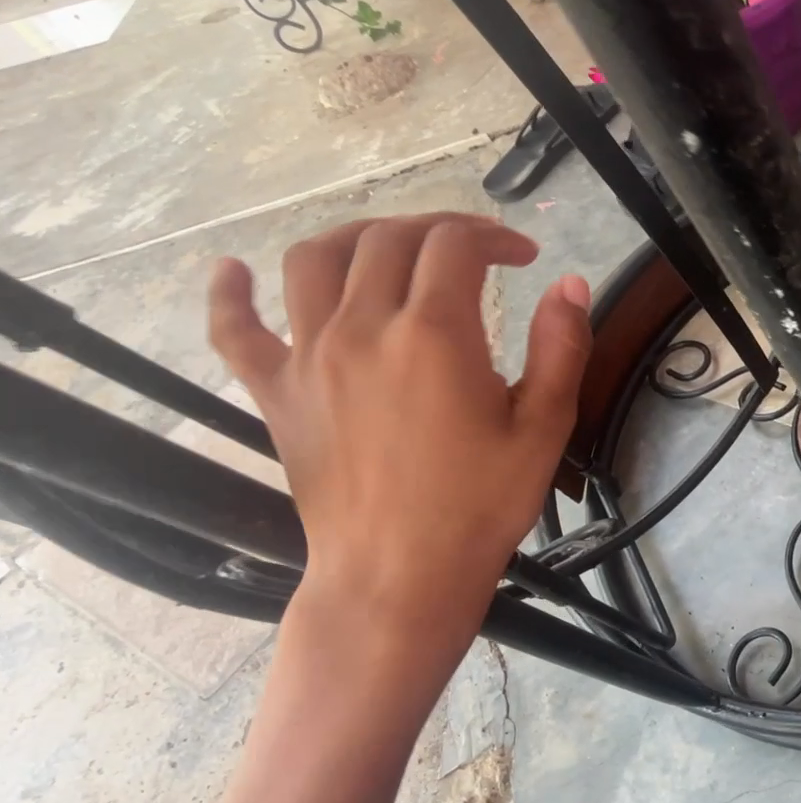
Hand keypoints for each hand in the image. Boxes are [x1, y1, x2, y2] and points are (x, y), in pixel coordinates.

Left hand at [206, 213, 590, 661]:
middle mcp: (361, 329)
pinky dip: (229, 291)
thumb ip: (561, 348)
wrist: (400, 572)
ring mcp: (308, 357)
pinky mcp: (275, 391)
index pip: (453, 246)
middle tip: (476, 251)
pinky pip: (235, 328)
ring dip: (358, 236)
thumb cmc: (482, 503)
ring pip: (313, 259)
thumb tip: (570, 284)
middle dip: (438, 230)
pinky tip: (232, 270)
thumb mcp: (544, 426)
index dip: (493, 235)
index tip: (524, 256)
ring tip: (394, 248)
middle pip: (387, 240)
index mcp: (434, 335)